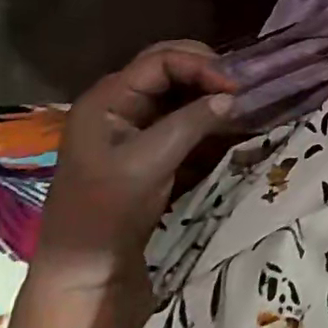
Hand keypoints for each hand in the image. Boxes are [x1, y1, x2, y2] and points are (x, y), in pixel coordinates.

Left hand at [40, 40, 237, 286]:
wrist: (85, 265)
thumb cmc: (106, 209)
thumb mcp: (148, 163)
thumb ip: (190, 124)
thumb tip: (232, 97)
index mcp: (109, 97)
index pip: (161, 61)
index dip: (200, 65)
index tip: (235, 86)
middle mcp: (121, 100)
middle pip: (170, 68)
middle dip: (207, 73)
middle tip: (242, 86)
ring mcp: (135, 122)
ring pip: (180, 91)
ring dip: (210, 94)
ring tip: (243, 102)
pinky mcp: (150, 144)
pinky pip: (183, 116)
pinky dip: (207, 116)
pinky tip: (231, 122)